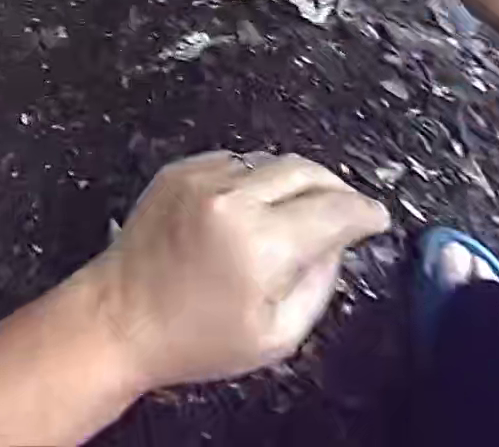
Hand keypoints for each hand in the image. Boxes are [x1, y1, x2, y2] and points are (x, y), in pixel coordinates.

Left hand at [75, 151, 389, 390]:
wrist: (122, 313)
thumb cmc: (198, 338)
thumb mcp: (276, 334)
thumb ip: (319, 282)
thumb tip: (338, 239)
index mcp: (260, 243)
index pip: (332, 210)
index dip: (363, 211)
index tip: (376, 216)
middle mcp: (232, 197)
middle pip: (303, 169)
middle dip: (334, 186)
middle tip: (347, 205)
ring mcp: (201, 176)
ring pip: (269, 159)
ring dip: (293, 179)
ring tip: (300, 206)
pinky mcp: (180, 167)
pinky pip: (233, 160)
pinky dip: (253, 176)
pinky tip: (251, 202)